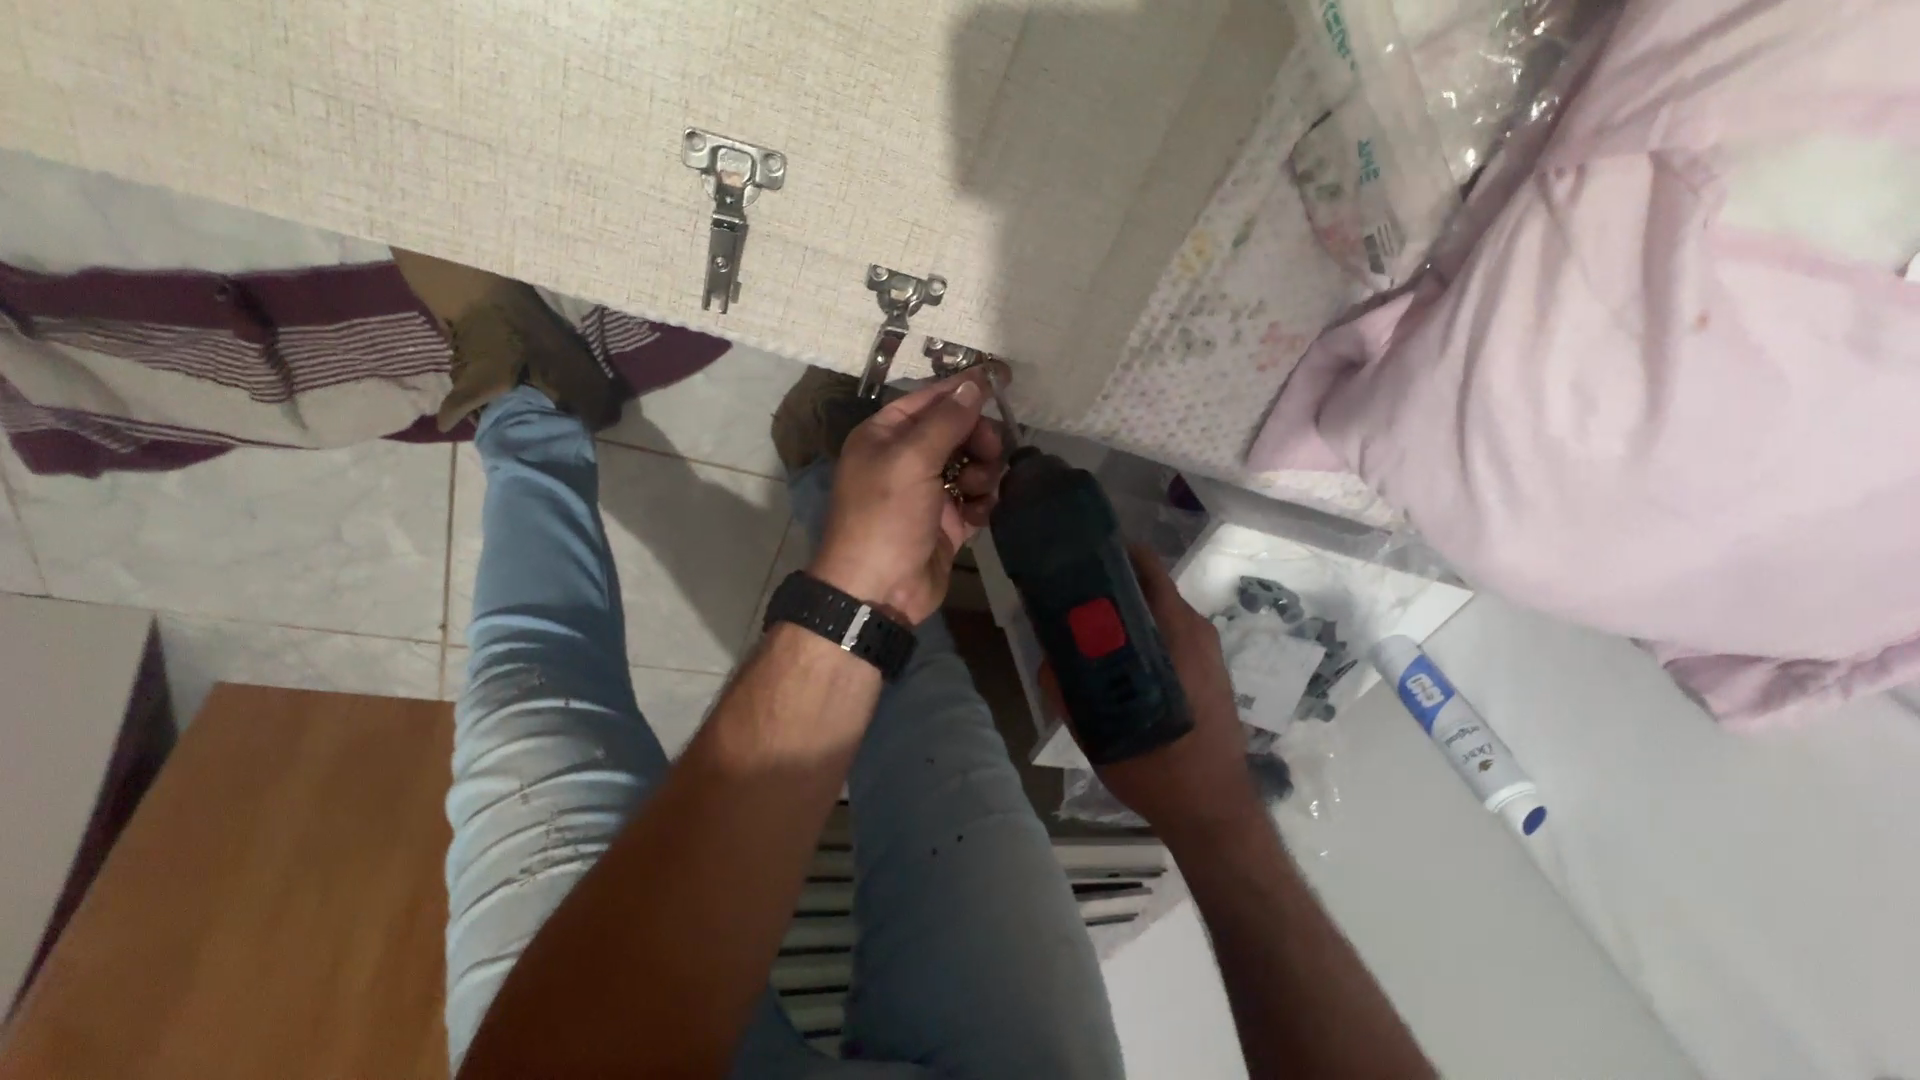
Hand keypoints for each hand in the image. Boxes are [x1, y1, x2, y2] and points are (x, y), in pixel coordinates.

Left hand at [810, 369, 1007, 625]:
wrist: (877, 590)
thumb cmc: (885, 517)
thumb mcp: (911, 460)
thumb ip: (946, 420)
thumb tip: (974, 384)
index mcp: (885, 435)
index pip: (930, 398)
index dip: (964, 388)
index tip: (1002, 377)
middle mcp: (905, 459)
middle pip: (957, 430)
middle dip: (978, 438)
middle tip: (989, 451)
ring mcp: (927, 492)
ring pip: (972, 464)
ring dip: (983, 473)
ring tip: (977, 490)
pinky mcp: (947, 523)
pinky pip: (976, 499)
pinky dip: (982, 503)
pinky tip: (978, 513)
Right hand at [1043, 545, 1262, 841]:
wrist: (1213, 813)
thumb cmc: (1158, 768)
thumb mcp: (1098, 730)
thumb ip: (1067, 690)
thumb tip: (1049, 656)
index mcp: (1175, 632)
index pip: (1144, 568)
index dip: (1110, 555)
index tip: (1075, 557)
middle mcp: (1196, 633)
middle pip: (1149, 590)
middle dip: (1110, 588)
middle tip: (1070, 597)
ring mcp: (1208, 654)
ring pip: (1159, 617)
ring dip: (1126, 617)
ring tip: (1087, 632)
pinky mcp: (1210, 674)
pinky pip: (1171, 639)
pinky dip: (1143, 638)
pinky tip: (1116, 664)